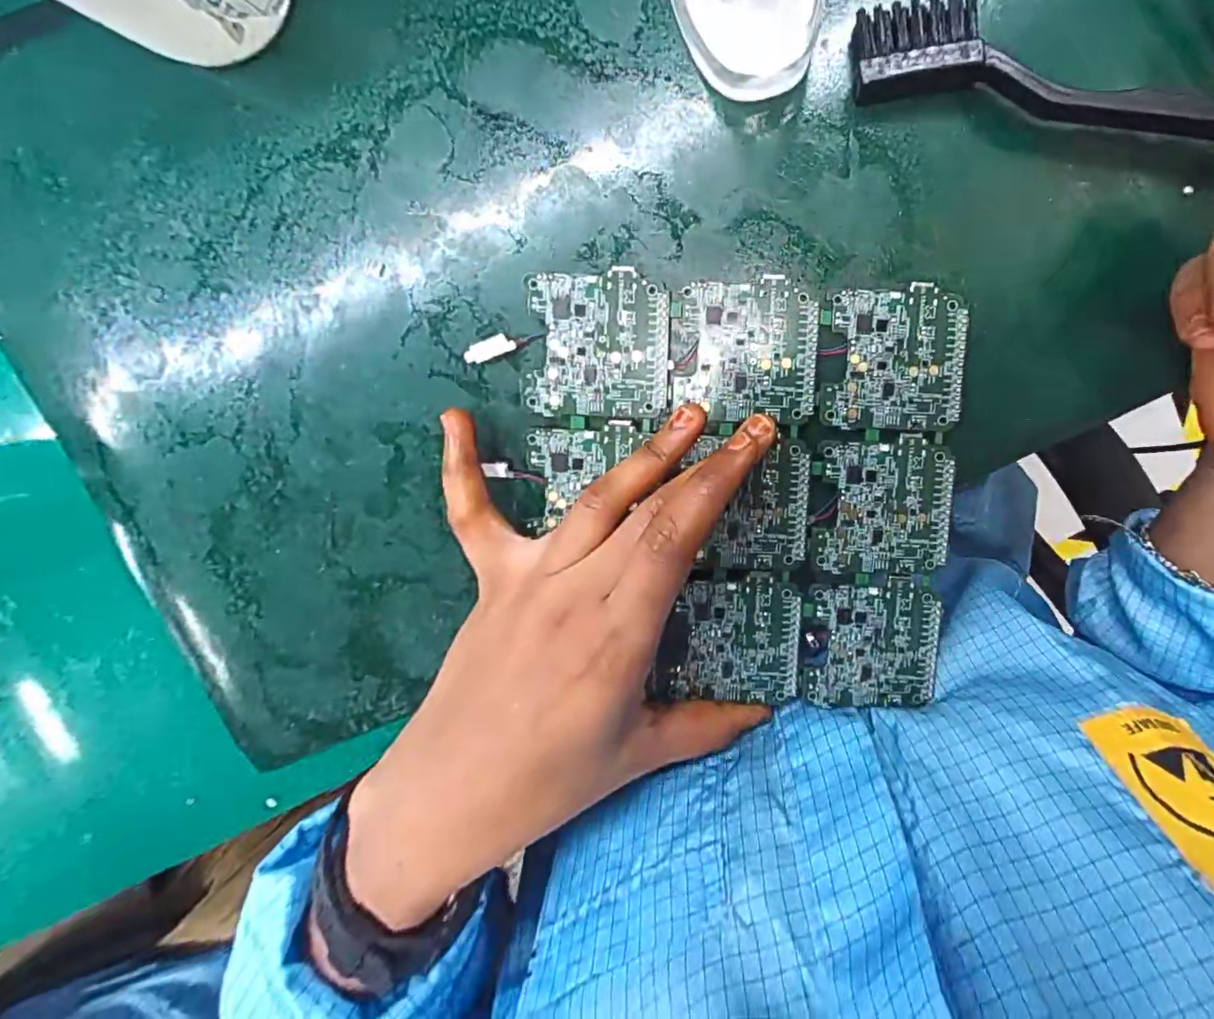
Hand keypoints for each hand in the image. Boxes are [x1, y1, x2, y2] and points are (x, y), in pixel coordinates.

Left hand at [340, 404, 774, 930]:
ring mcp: (528, 579)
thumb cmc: (549, 782)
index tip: (752, 444)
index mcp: (618, 634)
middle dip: (700, 462)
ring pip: (592, 502)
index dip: (717, 482)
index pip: (675, 537)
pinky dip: (464, 468)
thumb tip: (766, 710)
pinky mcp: (491, 580)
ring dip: (641, 456)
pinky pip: (473, 517)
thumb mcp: (639, 755)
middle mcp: (575, 592)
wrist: (446, 795)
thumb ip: (708, 725)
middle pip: (646, 510)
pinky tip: (454, 419)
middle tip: (741, 426)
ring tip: (683, 418)